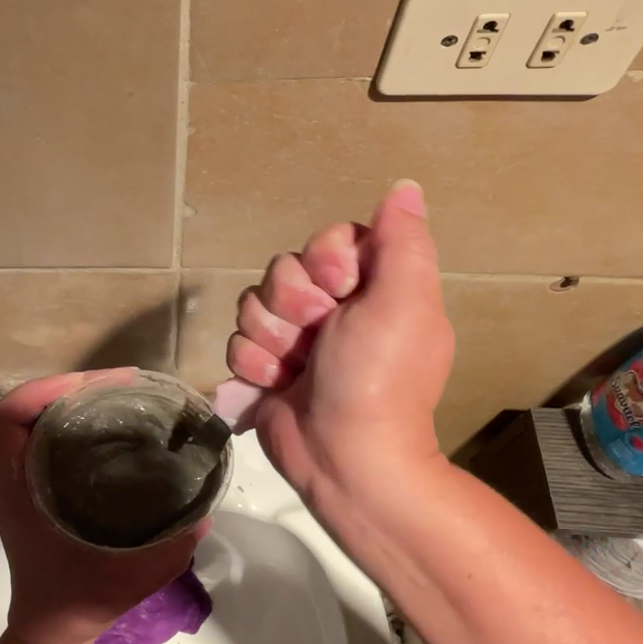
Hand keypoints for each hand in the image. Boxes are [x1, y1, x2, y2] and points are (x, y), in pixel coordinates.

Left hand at [0, 370, 208, 643]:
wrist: (47, 634)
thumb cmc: (76, 605)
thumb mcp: (130, 578)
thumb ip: (170, 547)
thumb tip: (205, 509)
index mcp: (18, 490)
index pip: (8, 418)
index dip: (44, 389)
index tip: (92, 385)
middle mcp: (14, 478)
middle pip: (23, 410)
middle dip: (68, 386)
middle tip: (121, 384)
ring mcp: (22, 483)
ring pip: (33, 421)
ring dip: (70, 401)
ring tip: (120, 396)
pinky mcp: (35, 490)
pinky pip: (44, 439)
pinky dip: (72, 422)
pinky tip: (112, 429)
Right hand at [223, 179, 454, 506]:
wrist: (346, 458)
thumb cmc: (380, 378)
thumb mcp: (405, 303)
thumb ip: (403, 242)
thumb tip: (406, 185)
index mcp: (372, 288)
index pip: (327, 240)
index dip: (323, 261)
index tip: (340, 291)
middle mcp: (333, 308)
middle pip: (282, 270)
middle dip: (292, 305)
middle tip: (317, 337)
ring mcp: (295, 340)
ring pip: (253, 306)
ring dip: (270, 339)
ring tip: (294, 369)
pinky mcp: (265, 368)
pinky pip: (237, 343)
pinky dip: (253, 366)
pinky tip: (276, 387)